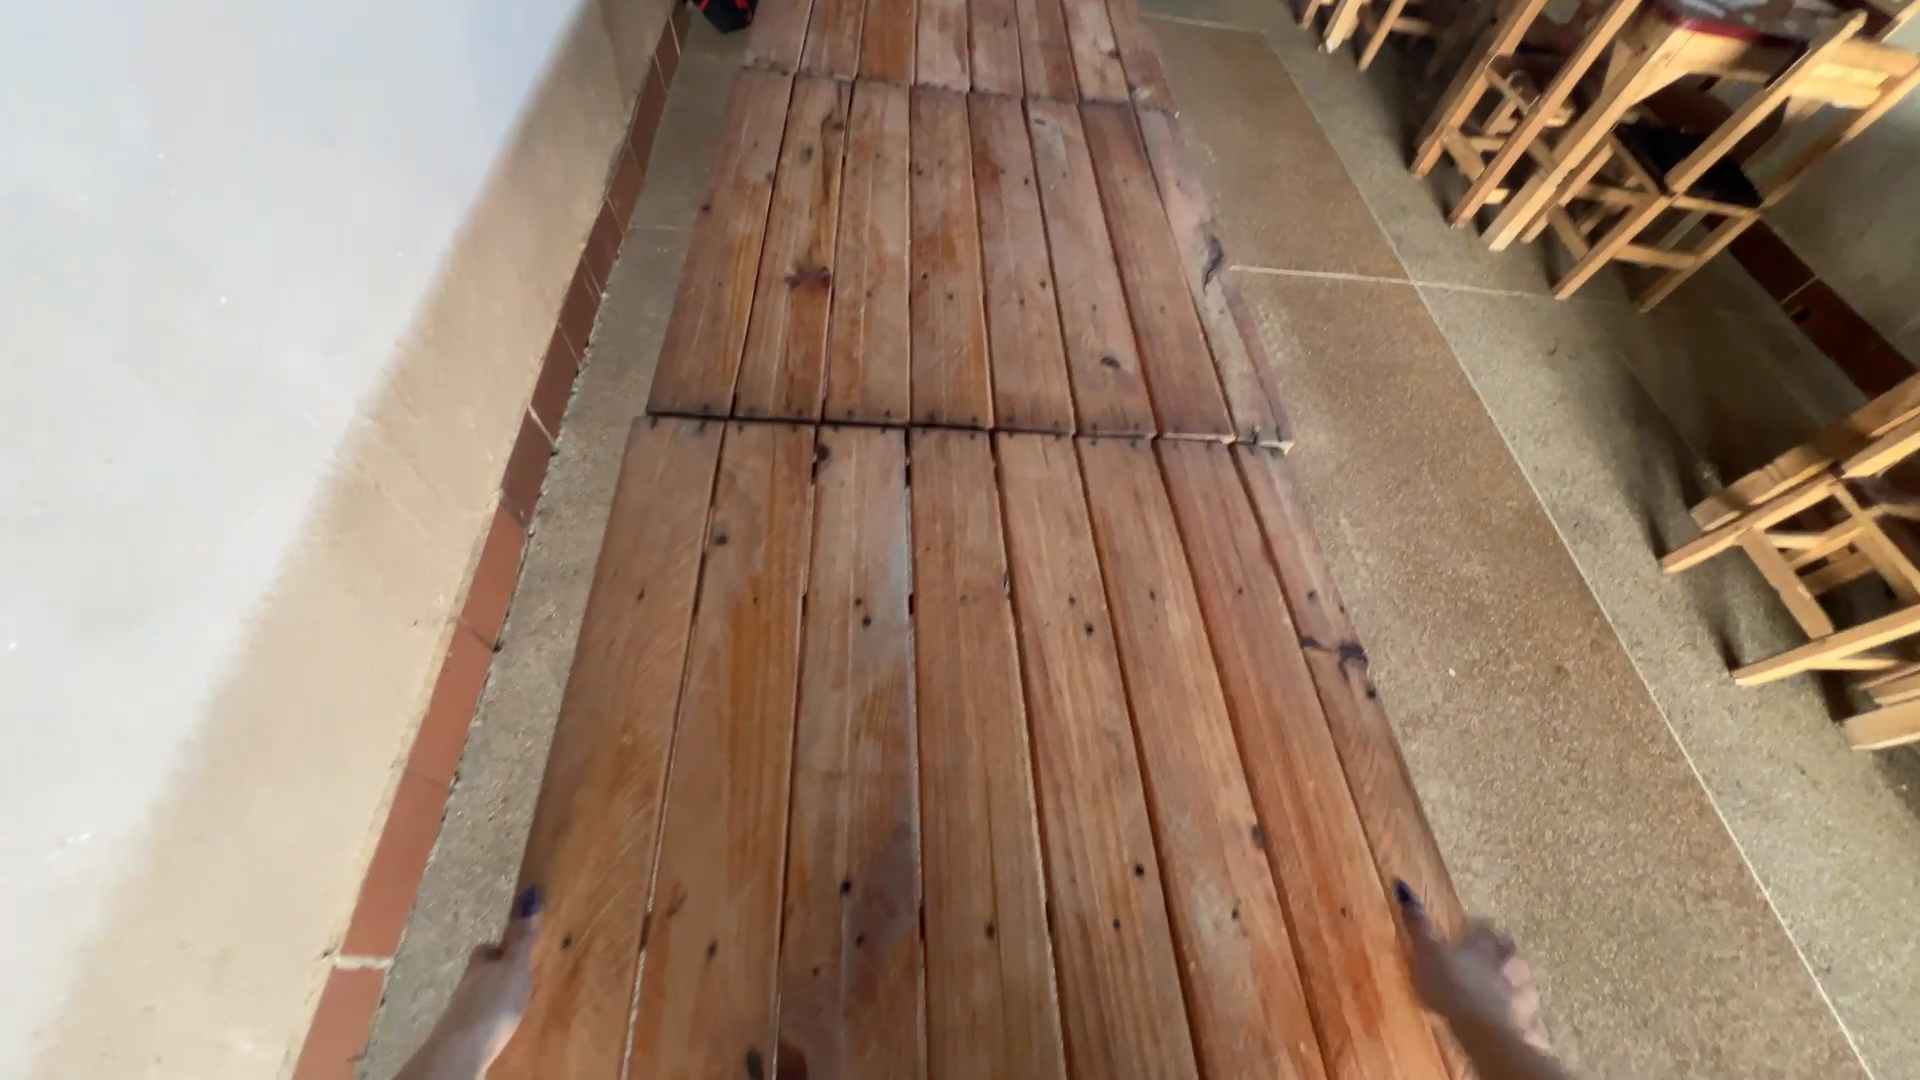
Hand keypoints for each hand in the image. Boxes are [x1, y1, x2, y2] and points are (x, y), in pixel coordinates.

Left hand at [398, 886, 540, 1079]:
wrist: (460, 1054)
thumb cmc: (493, 1003)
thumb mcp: (515, 967)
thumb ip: (523, 937)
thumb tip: (529, 896)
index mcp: (482, 965)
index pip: (487, 949)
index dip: (500, 947)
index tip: (515, 949)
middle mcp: (468, 985)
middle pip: (481, 972)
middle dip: (496, 972)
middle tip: (518, 977)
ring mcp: (461, 1012)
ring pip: (479, 995)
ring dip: (493, 996)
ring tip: (514, 1002)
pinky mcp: (462, 1036)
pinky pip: (478, 1018)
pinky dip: (488, 1018)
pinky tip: (499, 1025)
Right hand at [1395, 881, 1550, 1053]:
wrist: (1484, 1031)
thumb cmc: (1450, 984)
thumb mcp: (1426, 951)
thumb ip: (1417, 922)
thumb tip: (1401, 884)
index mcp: (1482, 946)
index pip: (1487, 928)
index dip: (1482, 926)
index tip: (1476, 924)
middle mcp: (1507, 965)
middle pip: (1512, 952)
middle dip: (1506, 951)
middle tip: (1497, 953)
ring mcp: (1521, 995)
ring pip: (1525, 981)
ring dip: (1518, 981)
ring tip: (1508, 986)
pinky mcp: (1527, 1023)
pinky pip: (1528, 1015)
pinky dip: (1521, 1014)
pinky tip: (1514, 1020)